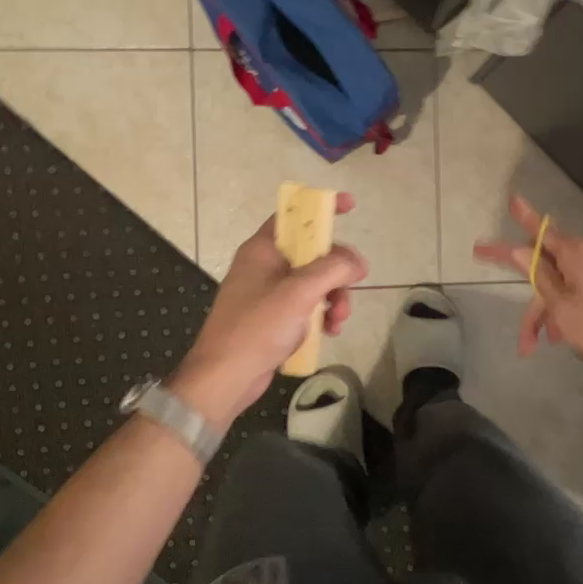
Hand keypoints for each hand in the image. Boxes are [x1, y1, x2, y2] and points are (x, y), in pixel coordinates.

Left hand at [173, 193, 366, 426]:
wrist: (225, 377)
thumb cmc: (256, 328)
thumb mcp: (298, 293)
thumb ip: (333, 269)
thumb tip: (358, 262)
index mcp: (262, 250)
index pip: (294, 216)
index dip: (321, 208)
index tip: (350, 206)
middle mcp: (265, 266)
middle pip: (313, 253)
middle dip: (337, 271)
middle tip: (352, 286)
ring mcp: (269, 294)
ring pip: (315, 283)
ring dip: (334, 298)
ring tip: (338, 320)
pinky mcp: (274, 319)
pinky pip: (307, 307)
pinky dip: (322, 315)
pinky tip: (330, 331)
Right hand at [473, 196, 582, 383]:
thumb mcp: (562, 308)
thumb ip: (540, 277)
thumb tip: (520, 250)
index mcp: (579, 251)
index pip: (540, 231)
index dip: (521, 218)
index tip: (510, 198)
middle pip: (551, 266)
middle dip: (535, 300)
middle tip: (525, 337)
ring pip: (567, 281)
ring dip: (553, 310)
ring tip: (547, 343)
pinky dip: (571, 306)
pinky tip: (567, 334)